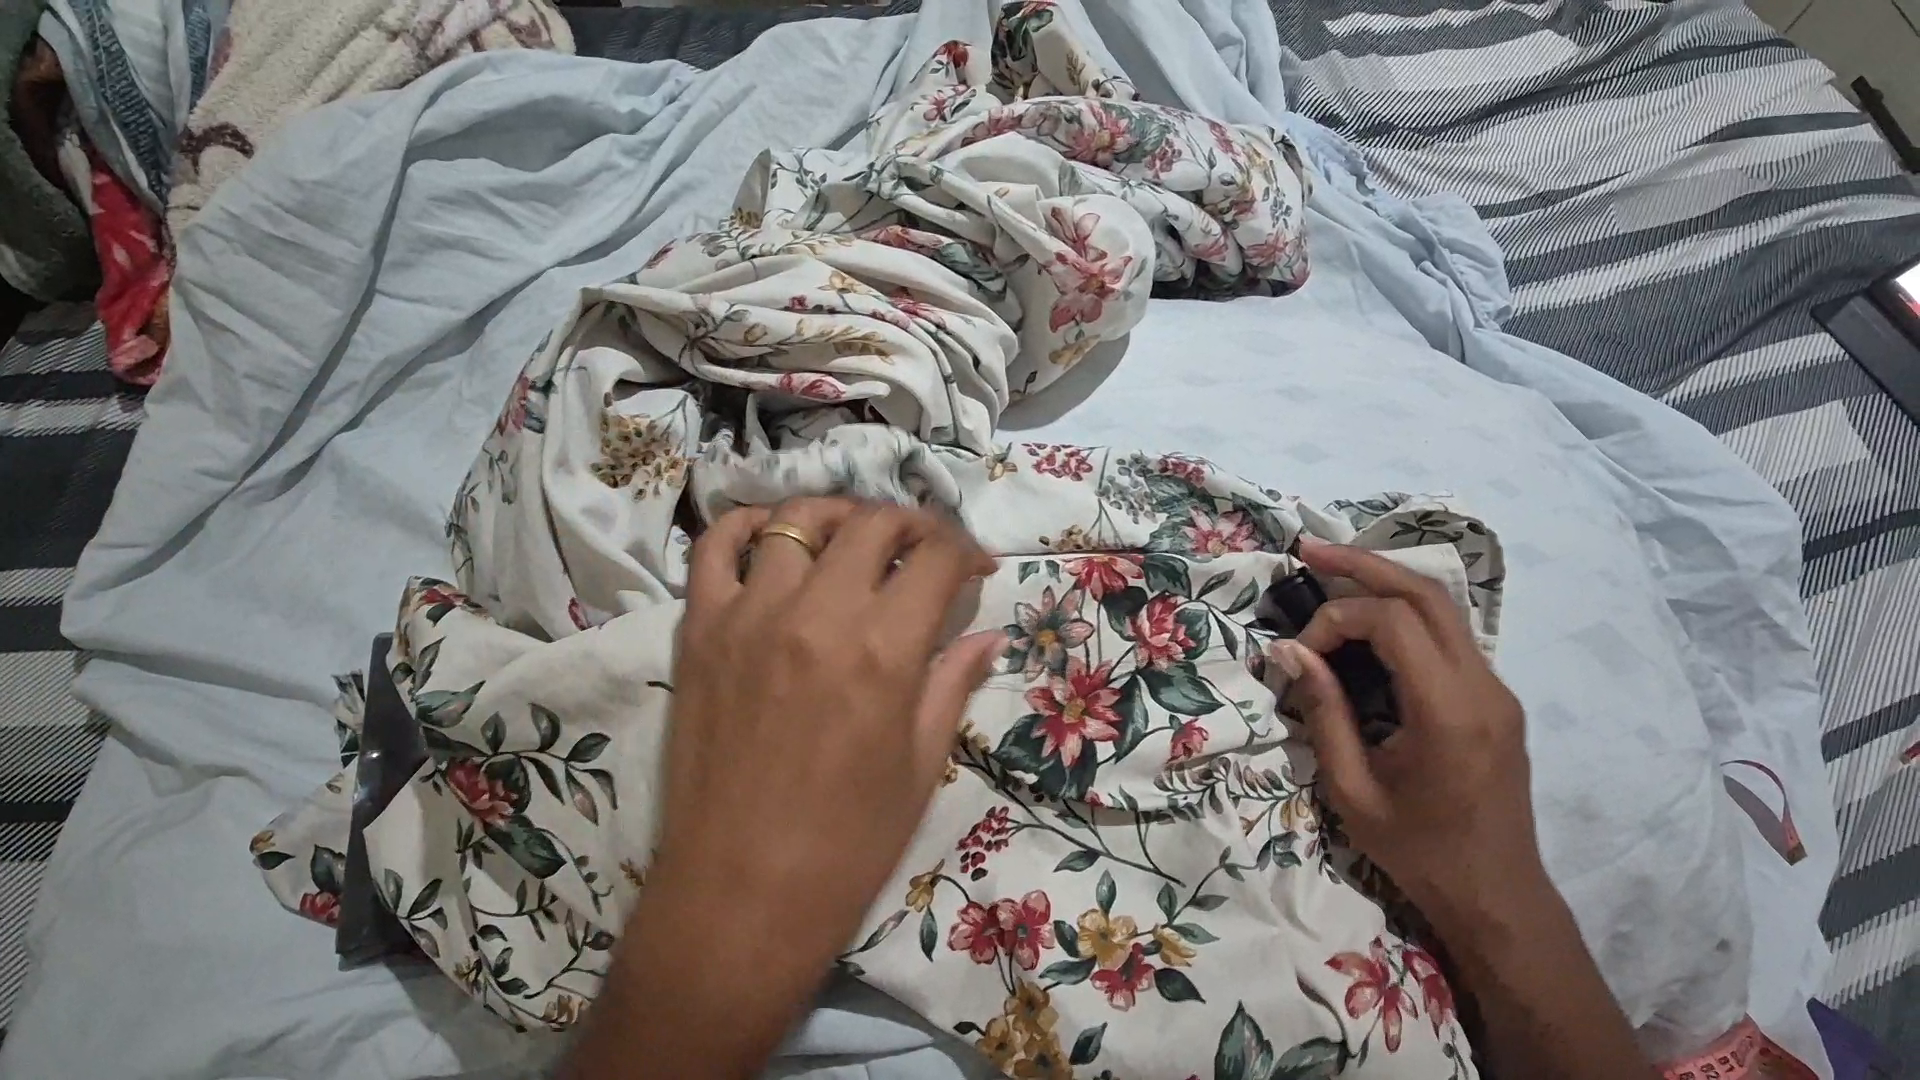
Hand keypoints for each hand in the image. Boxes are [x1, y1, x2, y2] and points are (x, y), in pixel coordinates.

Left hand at [574, 498, 1004, 1079]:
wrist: (740, 896)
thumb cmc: (847, 843)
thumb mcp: (920, 765)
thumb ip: (953, 684)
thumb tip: (987, 636)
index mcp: (884, 650)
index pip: (936, 558)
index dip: (968, 552)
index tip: (977, 568)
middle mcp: (818, 613)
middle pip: (874, 524)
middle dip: (914, 526)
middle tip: (926, 550)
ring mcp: (750, 614)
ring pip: (800, 518)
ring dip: (841, 516)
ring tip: (857, 538)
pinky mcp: (700, 628)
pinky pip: (716, 546)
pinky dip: (747, 524)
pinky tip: (774, 535)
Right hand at [1268, 539, 1549, 943]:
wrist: (1497, 895)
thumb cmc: (1418, 851)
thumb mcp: (1351, 789)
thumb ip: (1322, 711)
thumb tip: (1290, 650)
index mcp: (1450, 711)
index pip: (1394, 621)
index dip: (1337, 619)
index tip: (1301, 653)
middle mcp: (1484, 687)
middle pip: (1427, 594)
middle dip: (1364, 564)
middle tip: (1309, 548)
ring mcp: (1497, 689)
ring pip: (1443, 607)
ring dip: (1385, 582)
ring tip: (1331, 567)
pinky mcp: (1494, 697)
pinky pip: (1448, 634)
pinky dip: (1402, 613)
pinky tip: (1366, 616)